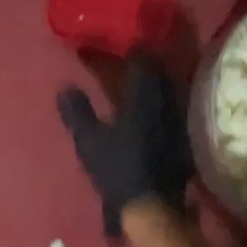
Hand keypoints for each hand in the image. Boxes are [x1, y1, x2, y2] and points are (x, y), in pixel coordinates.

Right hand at [57, 51, 192, 238]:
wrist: (150, 205)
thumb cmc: (116, 169)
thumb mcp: (88, 140)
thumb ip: (78, 111)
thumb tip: (64, 86)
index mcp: (142, 99)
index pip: (143, 63)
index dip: (135, 49)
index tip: (125, 42)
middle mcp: (165, 104)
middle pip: (161, 74)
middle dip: (148, 64)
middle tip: (133, 57)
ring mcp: (177, 121)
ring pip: (170, 91)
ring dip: (157, 83)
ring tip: (143, 81)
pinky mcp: (183, 138)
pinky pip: (174, 110)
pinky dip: (163, 105)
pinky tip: (154, 110)